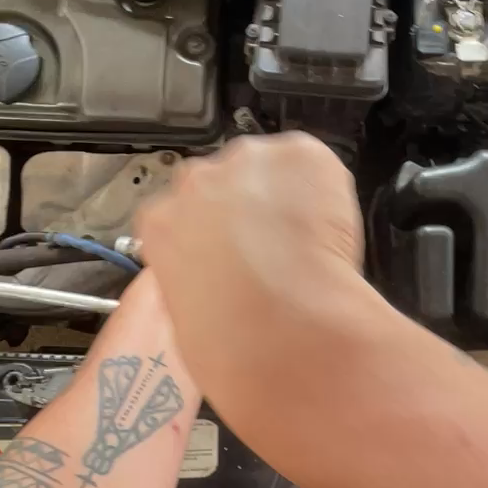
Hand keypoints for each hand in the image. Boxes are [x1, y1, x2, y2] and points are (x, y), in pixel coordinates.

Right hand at [134, 133, 375, 414]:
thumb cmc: (228, 332)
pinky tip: (328, 228)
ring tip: (305, 239)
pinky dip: (326, 189)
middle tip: (274, 242)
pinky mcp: (297, 154)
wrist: (275, 317)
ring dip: (285, 193)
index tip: (234, 246)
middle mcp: (198, 179)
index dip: (214, 227)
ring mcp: (248, 160)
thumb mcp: (184, 310)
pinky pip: (315, 166)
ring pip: (269, 168)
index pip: (182, 208)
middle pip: (224, 179)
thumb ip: (196, 274)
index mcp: (160, 221)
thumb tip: (217, 283)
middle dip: (247, 203)